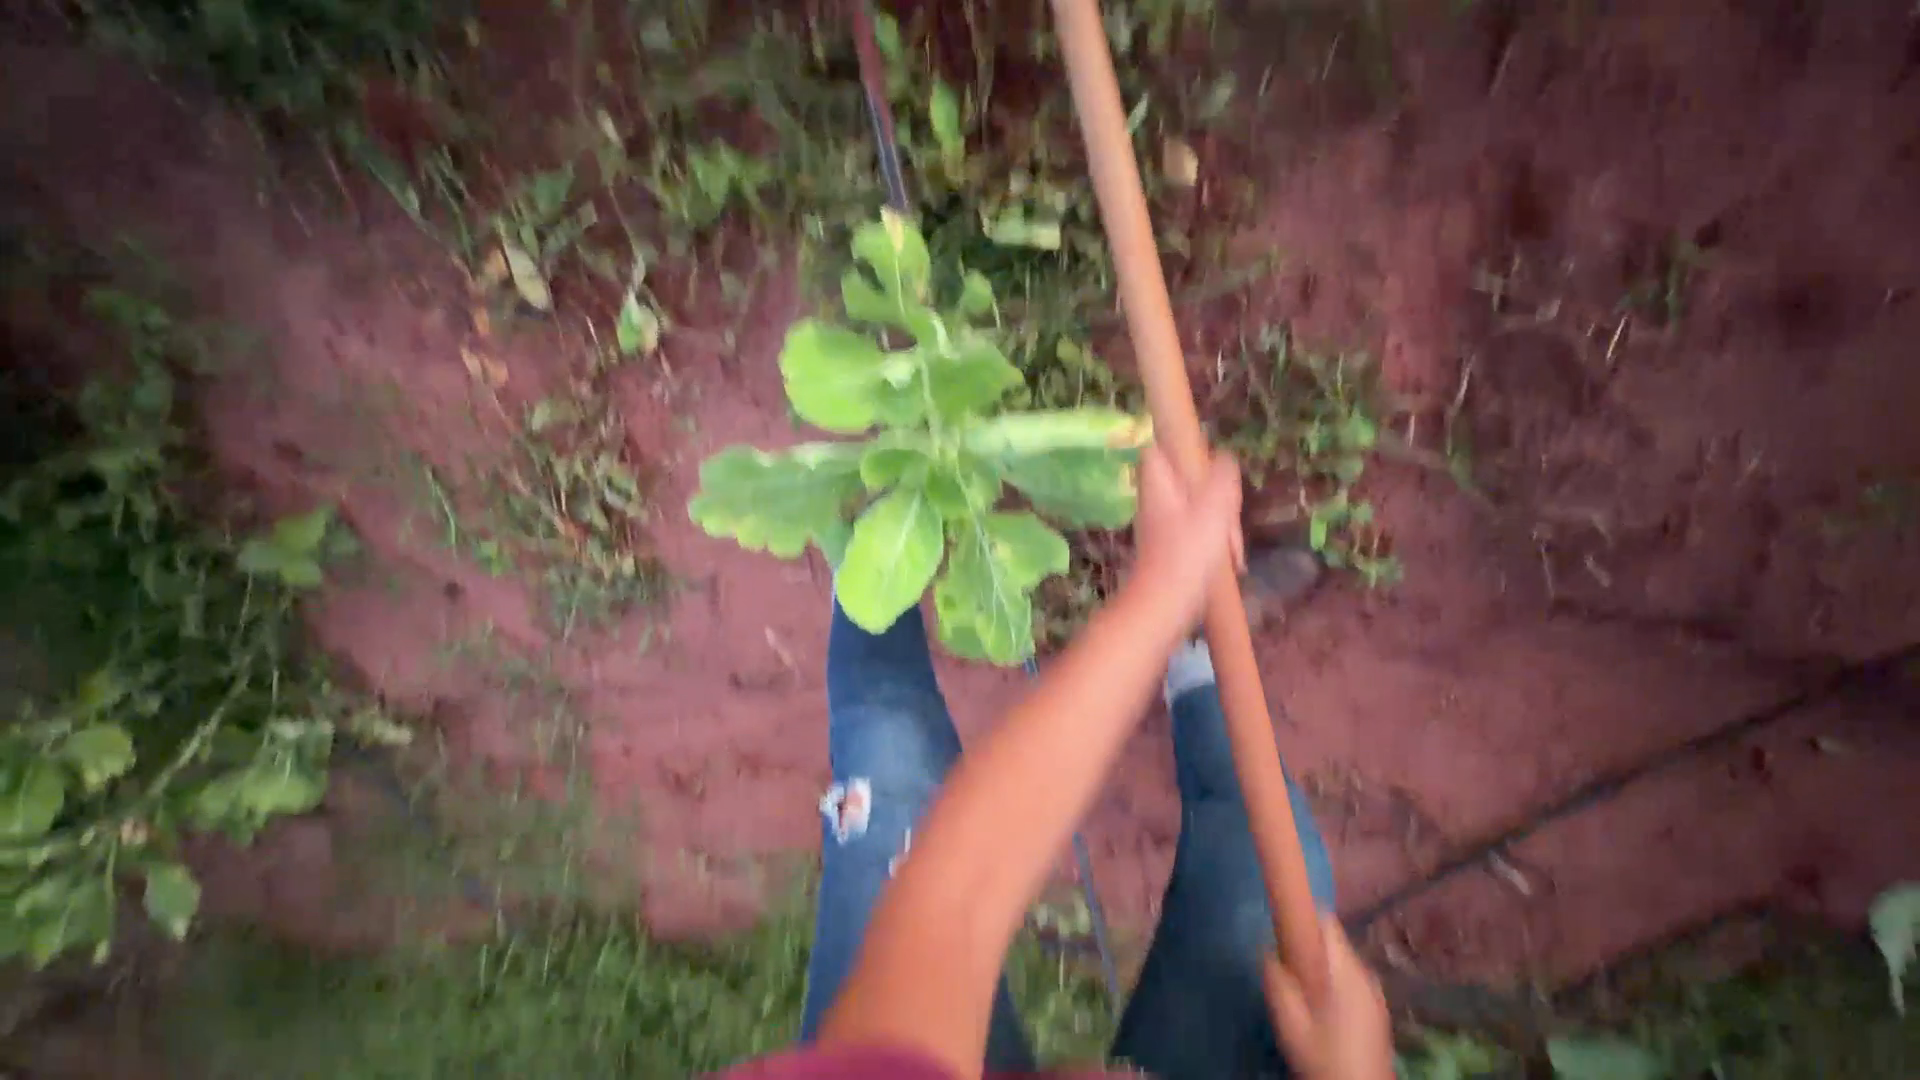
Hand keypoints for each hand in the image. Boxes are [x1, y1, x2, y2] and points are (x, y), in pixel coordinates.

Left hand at [1131, 444, 1243, 626]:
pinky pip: (1196, 534)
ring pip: (1195, 510)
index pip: (1155, 451)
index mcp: (1159, 487)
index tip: (1205, 458)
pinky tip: (1229, 561)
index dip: (1177, 447)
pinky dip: (1214, 543)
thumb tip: (1223, 456)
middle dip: (1215, 494)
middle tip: (1230, 512)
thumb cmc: (1187, 554)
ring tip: (1233, 547)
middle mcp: (1155, 504)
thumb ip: (1220, 478)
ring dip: (1220, 524)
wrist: (1164, 606)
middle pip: (1184, 483)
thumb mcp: (1213, 509)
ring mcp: (1161, 528)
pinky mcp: (1170, 550)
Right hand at [1263, 916, 1396, 1079]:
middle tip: (1284, 963)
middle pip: (1332, 939)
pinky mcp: (1377, 1006)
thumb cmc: (1323, 1057)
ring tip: (1300, 988)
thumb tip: (1266, 948)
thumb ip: (1276, 981)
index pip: (1326, 921)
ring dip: (1319, 963)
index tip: (1280, 920)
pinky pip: (1349, 977)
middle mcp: (1365, 973)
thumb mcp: (1289, 1023)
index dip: (1301, 913)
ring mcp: (1375, 991)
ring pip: (1340, 959)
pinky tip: (1320, 1006)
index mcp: (1344, 970)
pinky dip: (1332, 979)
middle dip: (1306, 943)